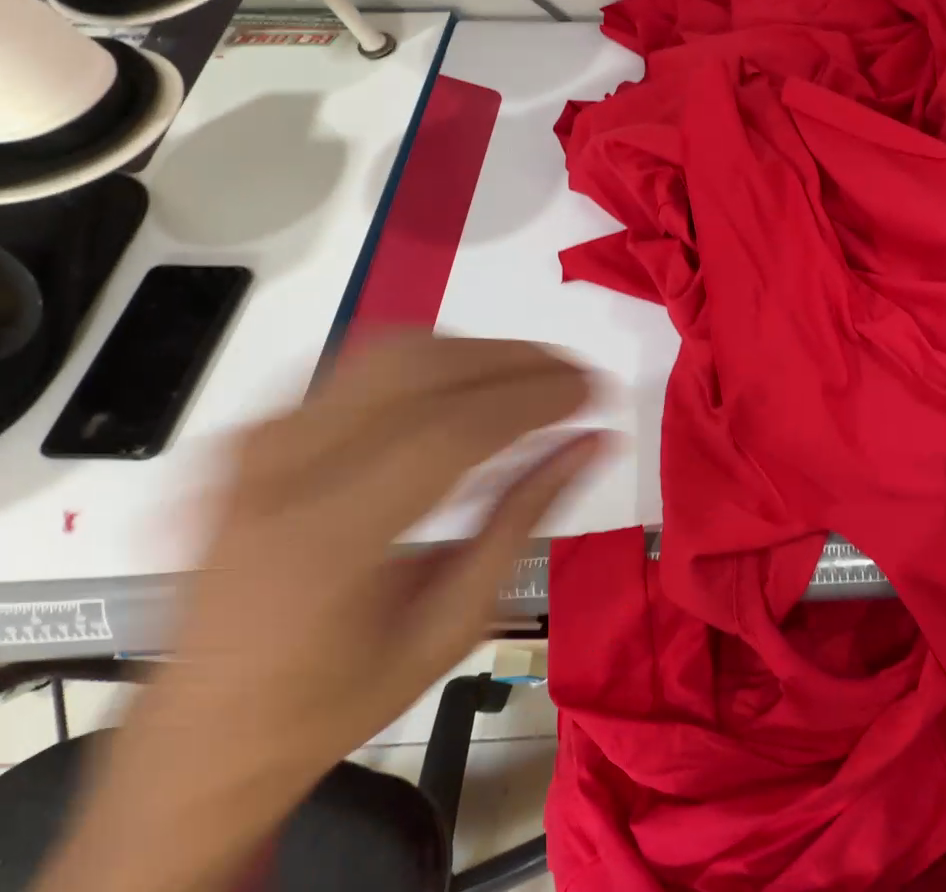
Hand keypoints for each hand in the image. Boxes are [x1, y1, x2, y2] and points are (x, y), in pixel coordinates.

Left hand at [138, 333, 606, 786]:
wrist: (204, 736)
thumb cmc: (339, 698)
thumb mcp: (453, 623)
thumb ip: (522, 520)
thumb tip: (592, 445)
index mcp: (329, 541)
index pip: (454, 432)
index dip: (538, 399)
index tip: (596, 392)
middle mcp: (278, 477)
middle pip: (418, 370)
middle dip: (514, 360)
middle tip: (576, 379)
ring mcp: (251, 451)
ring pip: (383, 354)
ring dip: (473, 354)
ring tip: (532, 379)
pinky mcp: (247, 442)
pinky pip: (350, 372)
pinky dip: (424, 367)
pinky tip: (465, 391)